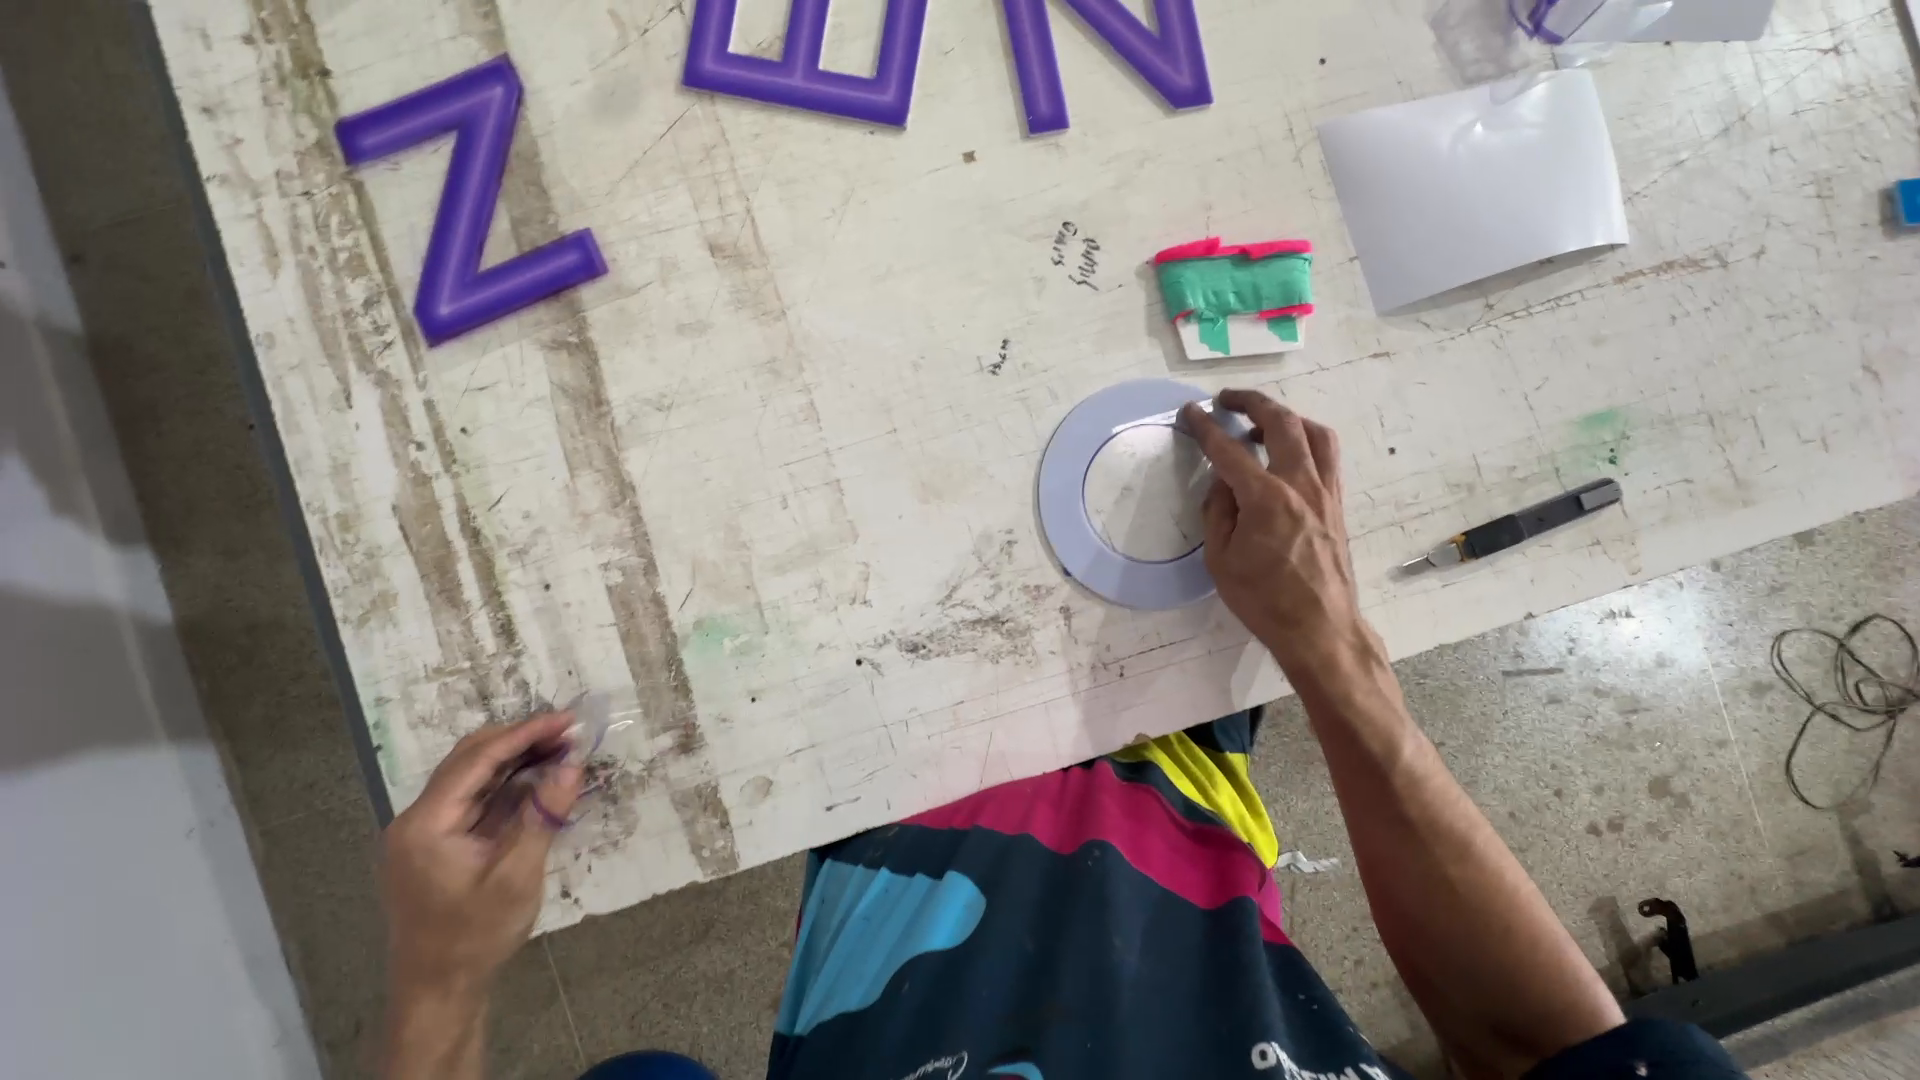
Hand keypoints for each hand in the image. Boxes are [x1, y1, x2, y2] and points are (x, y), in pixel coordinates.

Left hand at [381, 712, 582, 997]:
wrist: (439, 991)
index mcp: (426, 823)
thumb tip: (573, 764)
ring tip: (562, 748)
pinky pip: (475, 800)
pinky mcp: (440, 845)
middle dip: (520, 739)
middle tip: (568, 731)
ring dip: (516, 759)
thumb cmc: (475, 935)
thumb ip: (543, 815)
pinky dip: (508, 784)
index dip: (524, 734)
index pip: (477, 760)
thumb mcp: (517, 875)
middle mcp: (418, 819)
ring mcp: (427, 832)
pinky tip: (540, 779)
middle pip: (470, 760)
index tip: (567, 719)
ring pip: (473, 777)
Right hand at [1180, 389, 1372, 680]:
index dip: (1205, 427)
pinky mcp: (1338, 504)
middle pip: (1281, 422)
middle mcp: (1301, 484)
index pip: (1229, 450)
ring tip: (1263, 424)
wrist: (1320, 627)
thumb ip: (1218, 512)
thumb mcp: (1220, 559)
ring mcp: (1326, 492)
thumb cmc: (1263, 600)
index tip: (1190, 412)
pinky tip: (1288, 455)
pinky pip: (1326, 456)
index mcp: (1266, 498)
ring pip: (1315, 433)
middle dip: (1251, 403)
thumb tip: (1223, 483)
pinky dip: (1306, 441)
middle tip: (1227, 400)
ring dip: (1287, 417)